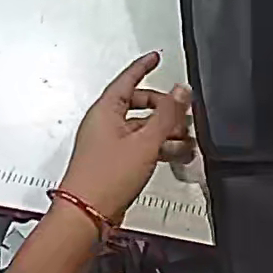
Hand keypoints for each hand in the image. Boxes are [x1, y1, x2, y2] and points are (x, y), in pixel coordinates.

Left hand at [59, 52, 193, 222]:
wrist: (87, 214)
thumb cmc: (105, 178)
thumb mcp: (145, 142)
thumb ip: (167, 115)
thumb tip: (181, 90)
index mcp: (106, 111)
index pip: (127, 79)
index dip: (143, 67)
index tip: (155, 57)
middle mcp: (104, 124)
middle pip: (138, 104)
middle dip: (163, 108)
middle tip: (183, 113)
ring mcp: (108, 143)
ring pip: (141, 128)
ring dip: (164, 131)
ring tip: (186, 140)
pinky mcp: (113, 162)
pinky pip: (139, 146)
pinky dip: (157, 147)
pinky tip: (174, 155)